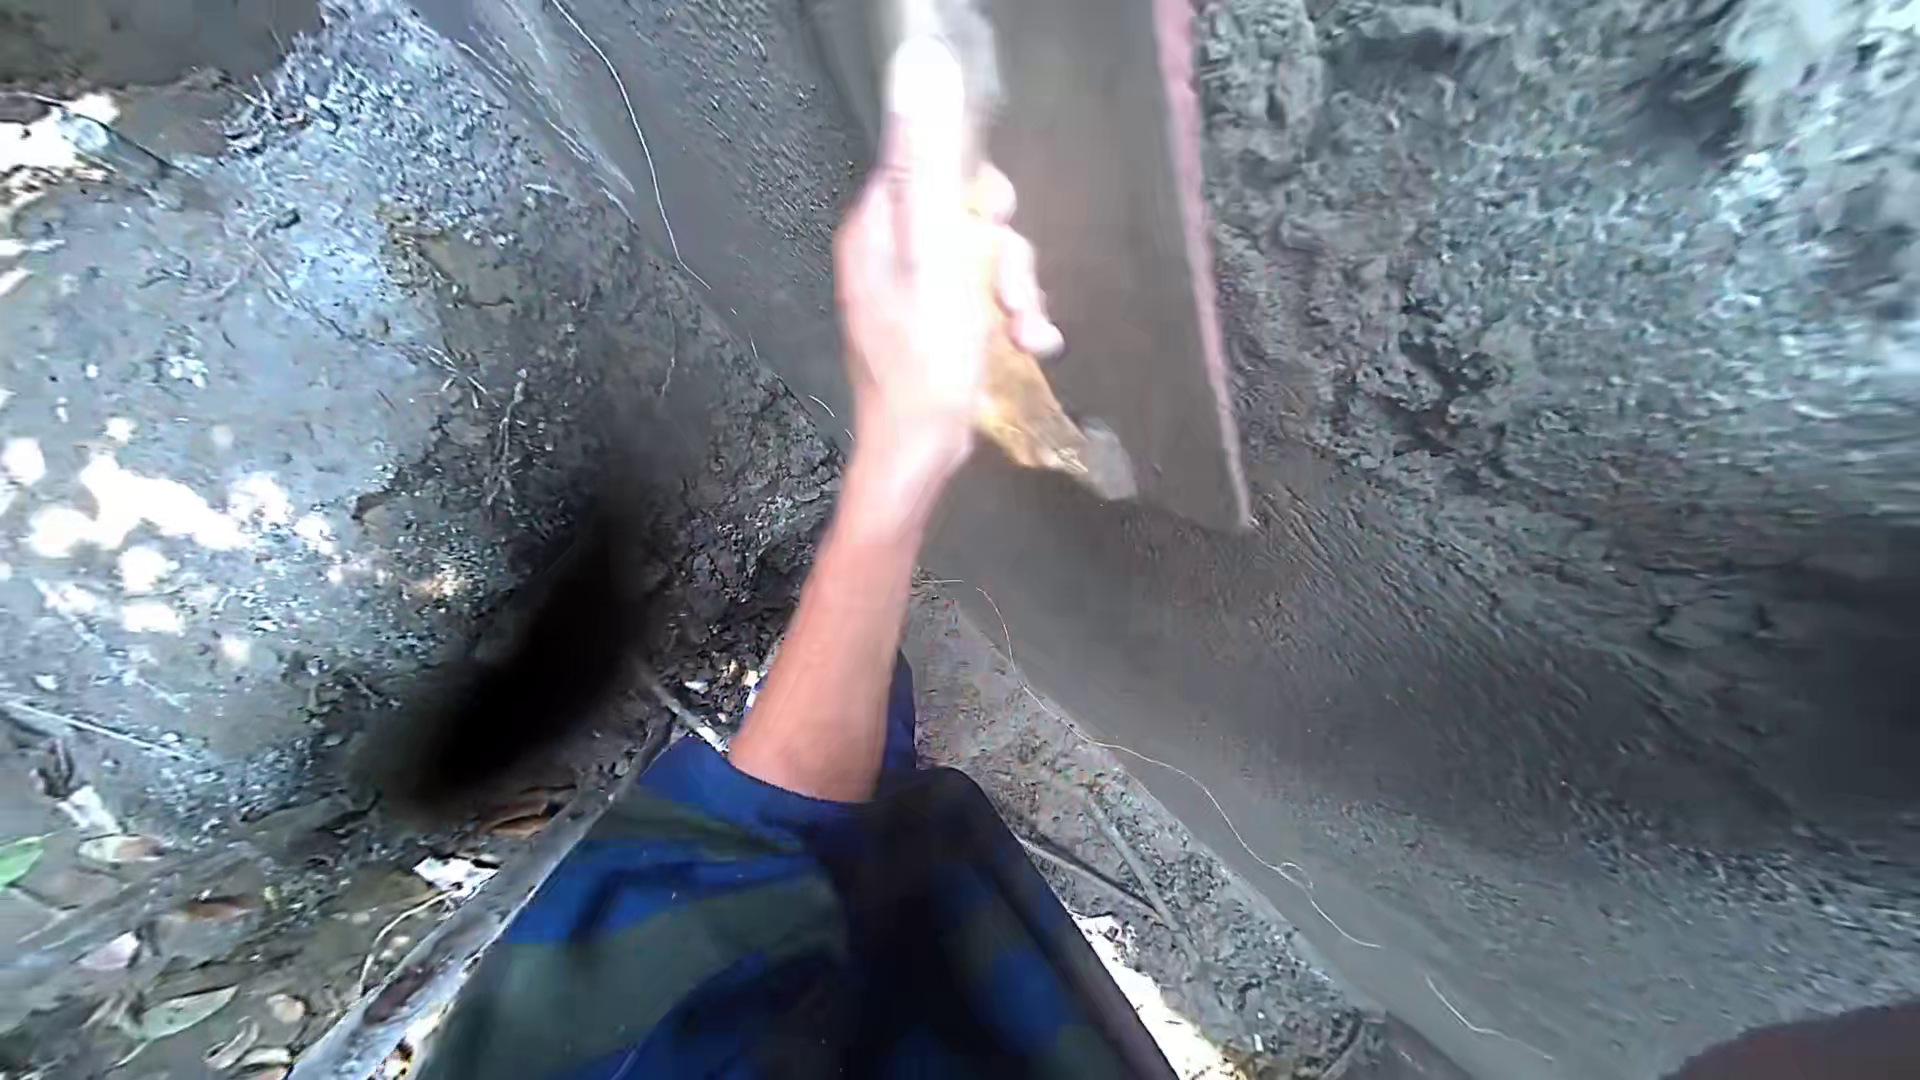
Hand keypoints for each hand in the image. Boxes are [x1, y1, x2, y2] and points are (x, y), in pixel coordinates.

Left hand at [834, 38, 1061, 497]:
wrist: (920, 451)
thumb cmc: (927, 364)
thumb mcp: (936, 261)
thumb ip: (932, 171)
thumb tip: (919, 70)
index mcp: (878, 232)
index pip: (928, 169)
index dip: (975, 192)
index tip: (998, 225)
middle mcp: (891, 258)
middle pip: (965, 221)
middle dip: (1005, 259)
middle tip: (1016, 299)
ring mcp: (915, 299)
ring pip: (982, 267)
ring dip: (1017, 298)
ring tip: (1029, 335)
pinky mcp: (937, 332)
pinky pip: (981, 306)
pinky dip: (1009, 324)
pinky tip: (1031, 348)